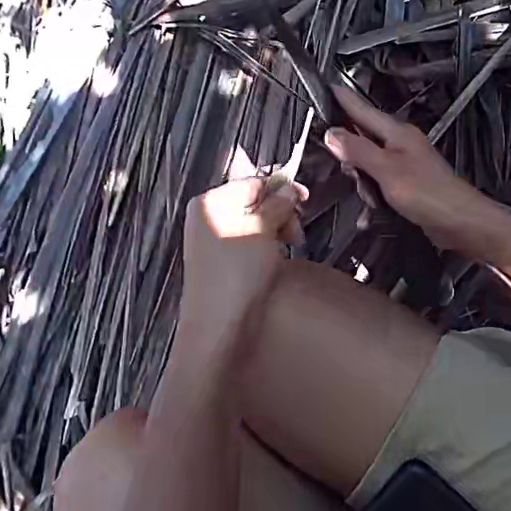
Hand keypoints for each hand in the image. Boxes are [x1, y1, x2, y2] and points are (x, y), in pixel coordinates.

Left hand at [178, 173, 306, 361]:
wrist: (219, 327)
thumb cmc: (238, 273)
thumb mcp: (263, 230)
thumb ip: (277, 205)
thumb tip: (289, 190)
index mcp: (209, 201)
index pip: (252, 182)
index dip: (281, 190)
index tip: (304, 201)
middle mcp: (205, 216)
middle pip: (252, 202)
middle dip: (279, 212)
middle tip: (296, 232)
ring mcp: (210, 241)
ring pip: (252, 223)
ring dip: (275, 229)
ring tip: (289, 246)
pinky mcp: (218, 262)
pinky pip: (245, 241)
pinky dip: (264, 245)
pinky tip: (274, 259)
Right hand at [323, 88, 510, 259]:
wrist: (461, 223)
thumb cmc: (428, 193)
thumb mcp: (386, 170)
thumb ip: (358, 150)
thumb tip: (332, 133)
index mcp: (397, 133)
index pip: (363, 110)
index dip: (343, 99)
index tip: (326, 87)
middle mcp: (401, 145)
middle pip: (362, 140)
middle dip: (350, 158)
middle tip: (350, 173)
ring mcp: (405, 165)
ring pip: (368, 166)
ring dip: (363, 184)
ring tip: (370, 199)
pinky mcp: (407, 186)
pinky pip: (380, 186)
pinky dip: (374, 199)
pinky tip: (370, 215)